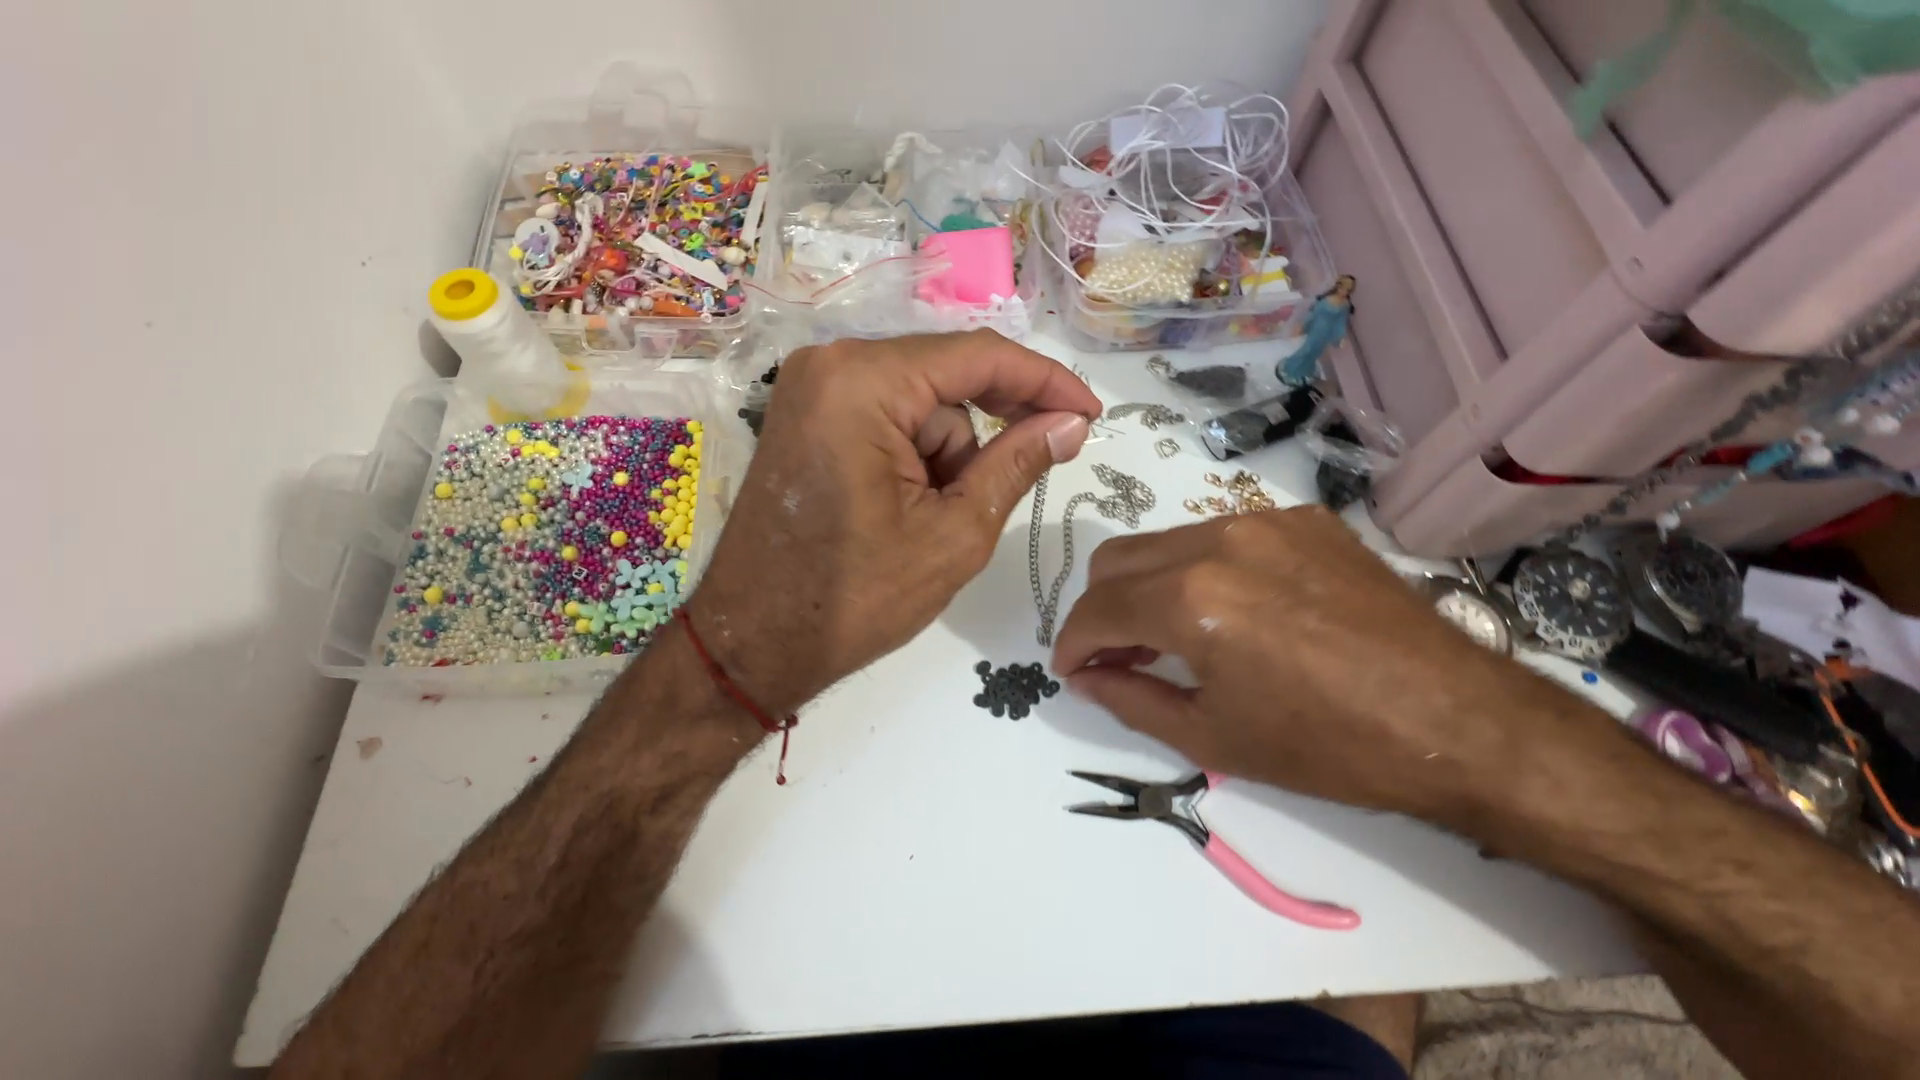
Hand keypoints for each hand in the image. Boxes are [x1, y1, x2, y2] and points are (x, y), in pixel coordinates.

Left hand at [694, 331, 1100, 714]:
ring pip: (919, 404)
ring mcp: (811, 389)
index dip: (1044, 382)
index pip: (978, 356)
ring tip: (935, 521)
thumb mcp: (955, 533)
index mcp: (863, 382)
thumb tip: (1072, 422)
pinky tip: (909, 509)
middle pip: (946, 376)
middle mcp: (830, 364)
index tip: (1091, 412)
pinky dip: (914, 456)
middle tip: (1039, 464)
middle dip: (991, 427)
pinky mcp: (807, 418)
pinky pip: (886, 417)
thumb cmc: (855, 597)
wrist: (755, 643)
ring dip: (947, 455)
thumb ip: (1018, 464)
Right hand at [1050, 506, 1572, 820]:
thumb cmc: (1326, 745)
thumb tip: (1084, 676)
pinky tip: (1236, 612)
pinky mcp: (1306, 520)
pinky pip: (1224, 534)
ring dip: (1150, 585)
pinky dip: (1204, 569)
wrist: (1455, 720)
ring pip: (1168, 540)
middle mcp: (1219, 540)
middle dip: (1101, 608)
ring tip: (1175, 635)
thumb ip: (1129, 698)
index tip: (1073, 670)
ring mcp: (1267, 522)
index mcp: (1190, 599)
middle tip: (1118, 655)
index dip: (1072, 644)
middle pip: (1118, 558)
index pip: (1097, 609)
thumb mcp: (1212, 738)